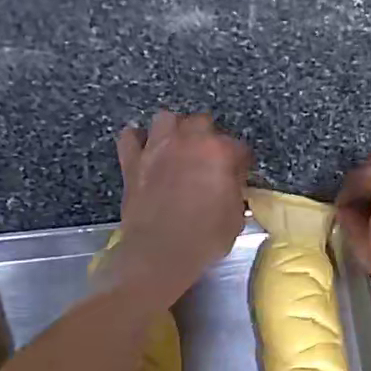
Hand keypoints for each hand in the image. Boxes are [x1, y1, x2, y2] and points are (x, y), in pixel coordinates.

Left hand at [108, 110, 250, 302]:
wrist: (160, 251)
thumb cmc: (204, 239)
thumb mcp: (235, 219)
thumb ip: (234, 193)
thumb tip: (231, 187)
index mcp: (220, 153)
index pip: (239, 149)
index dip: (240, 163)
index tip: (238, 175)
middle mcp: (189, 141)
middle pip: (202, 122)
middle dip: (208, 137)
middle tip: (208, 159)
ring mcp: (157, 148)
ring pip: (166, 119)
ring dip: (174, 130)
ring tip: (177, 147)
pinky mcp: (132, 161)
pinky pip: (130, 137)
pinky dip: (137, 140)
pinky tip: (144, 151)